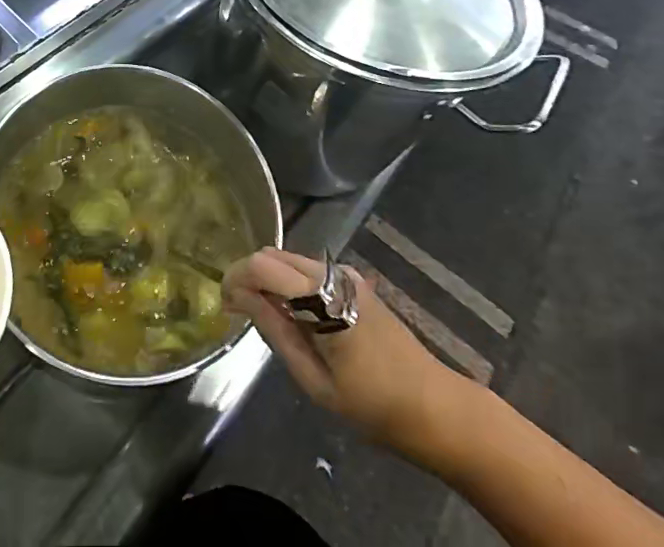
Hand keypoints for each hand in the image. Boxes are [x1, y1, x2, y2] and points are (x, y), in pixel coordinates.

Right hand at [223, 248, 471, 453]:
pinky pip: (308, 269)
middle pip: (272, 255)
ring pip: (289, 258)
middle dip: (247, 277)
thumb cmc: (373, 406)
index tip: (225, 307)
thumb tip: (240, 297)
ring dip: (267, 278)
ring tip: (264, 316)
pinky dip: (289, 282)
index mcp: (323, 301)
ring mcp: (348, 277)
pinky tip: (294, 314)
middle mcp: (334, 277)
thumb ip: (275, 330)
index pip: (262, 265)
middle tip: (239, 312)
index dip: (234, 278)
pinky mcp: (356, 283)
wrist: (438, 409)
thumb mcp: (314, 380)